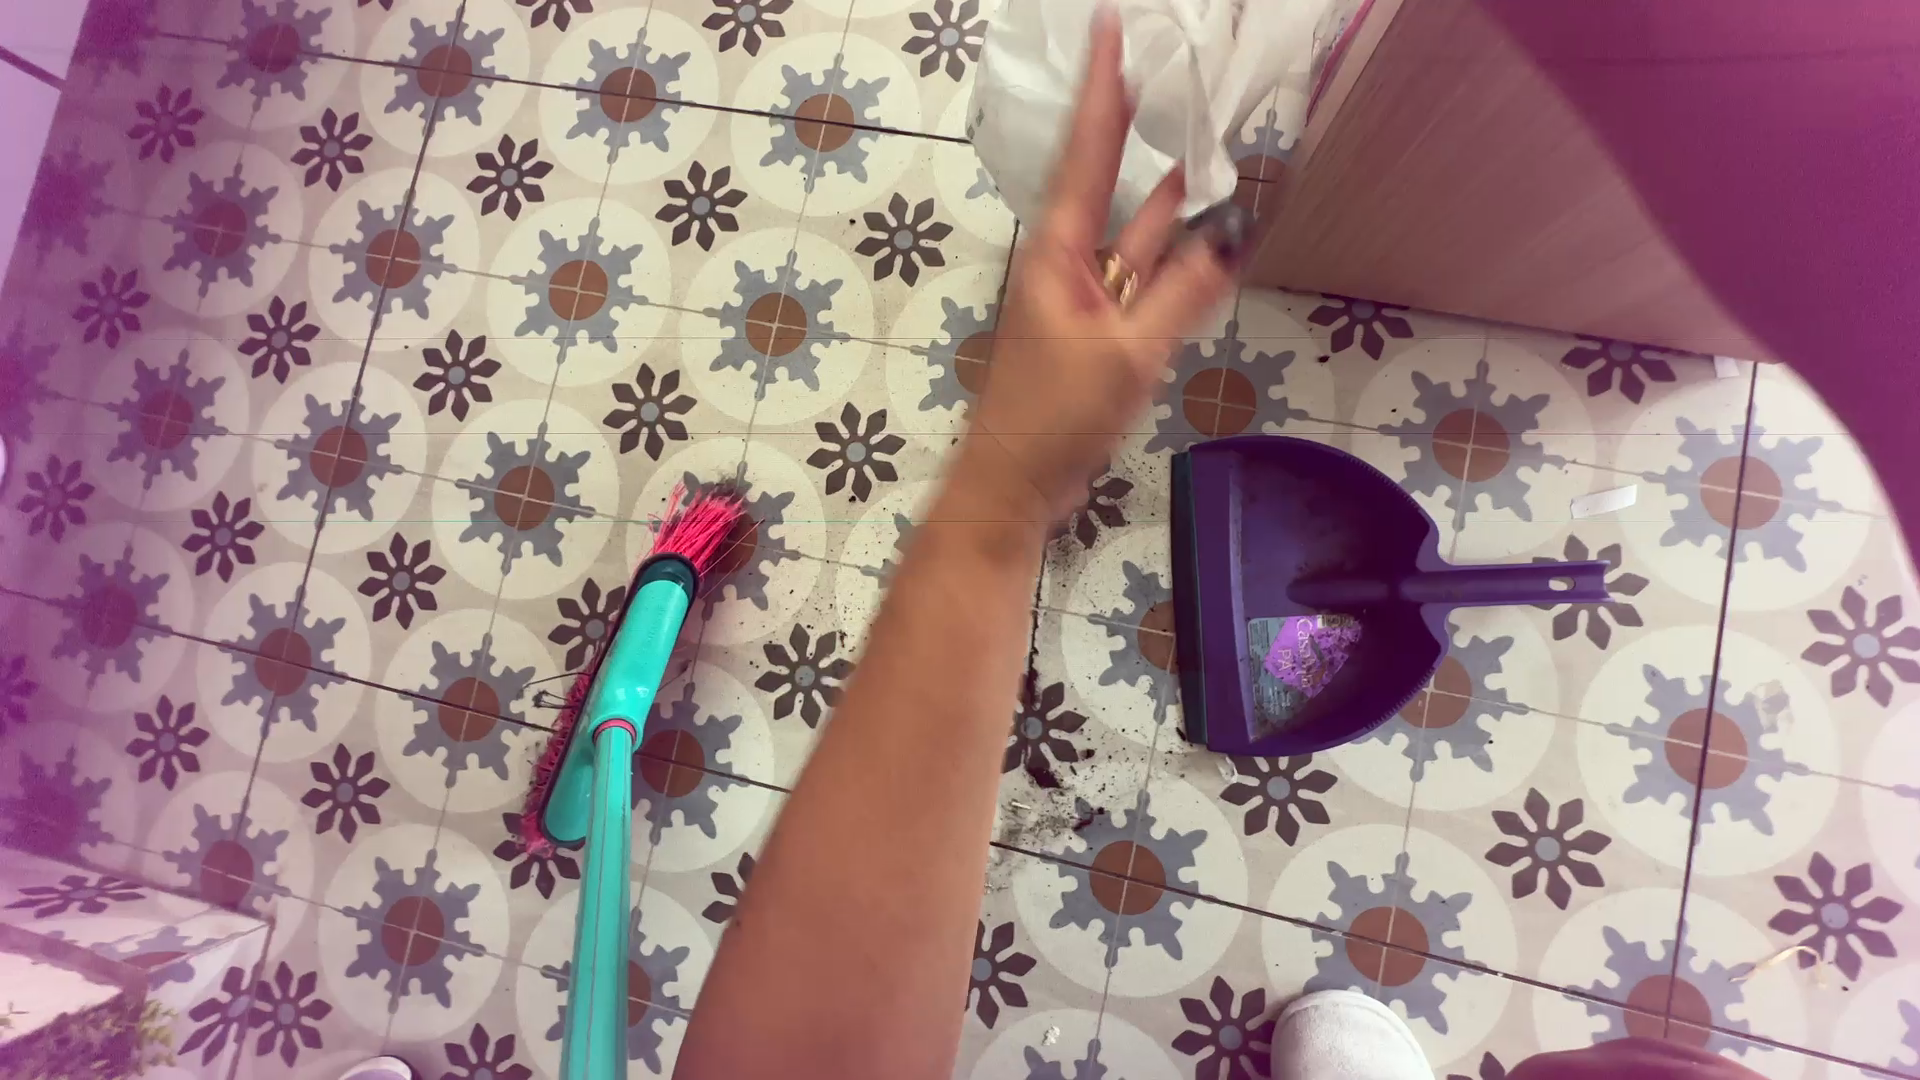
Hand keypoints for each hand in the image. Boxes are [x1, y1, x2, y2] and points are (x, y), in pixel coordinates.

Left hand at [953, 4, 1250, 530]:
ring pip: (1135, 246)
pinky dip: (1171, 271)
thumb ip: (1181, 294)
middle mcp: (1067, 269)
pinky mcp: (1093, 343)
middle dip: (1148, 140)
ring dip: (1173, 207)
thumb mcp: (1127, 354)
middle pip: (1116, 191)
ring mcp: (1081, 308)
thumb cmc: (1055, 417)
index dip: (1103, 91)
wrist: (1013, 487)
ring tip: (1217, 150)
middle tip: (1188, 83)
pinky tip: (1206, 248)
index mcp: (1059, 256)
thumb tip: (1229, 239)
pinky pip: (1139, 292)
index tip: (1112, 26)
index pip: (1086, 153)